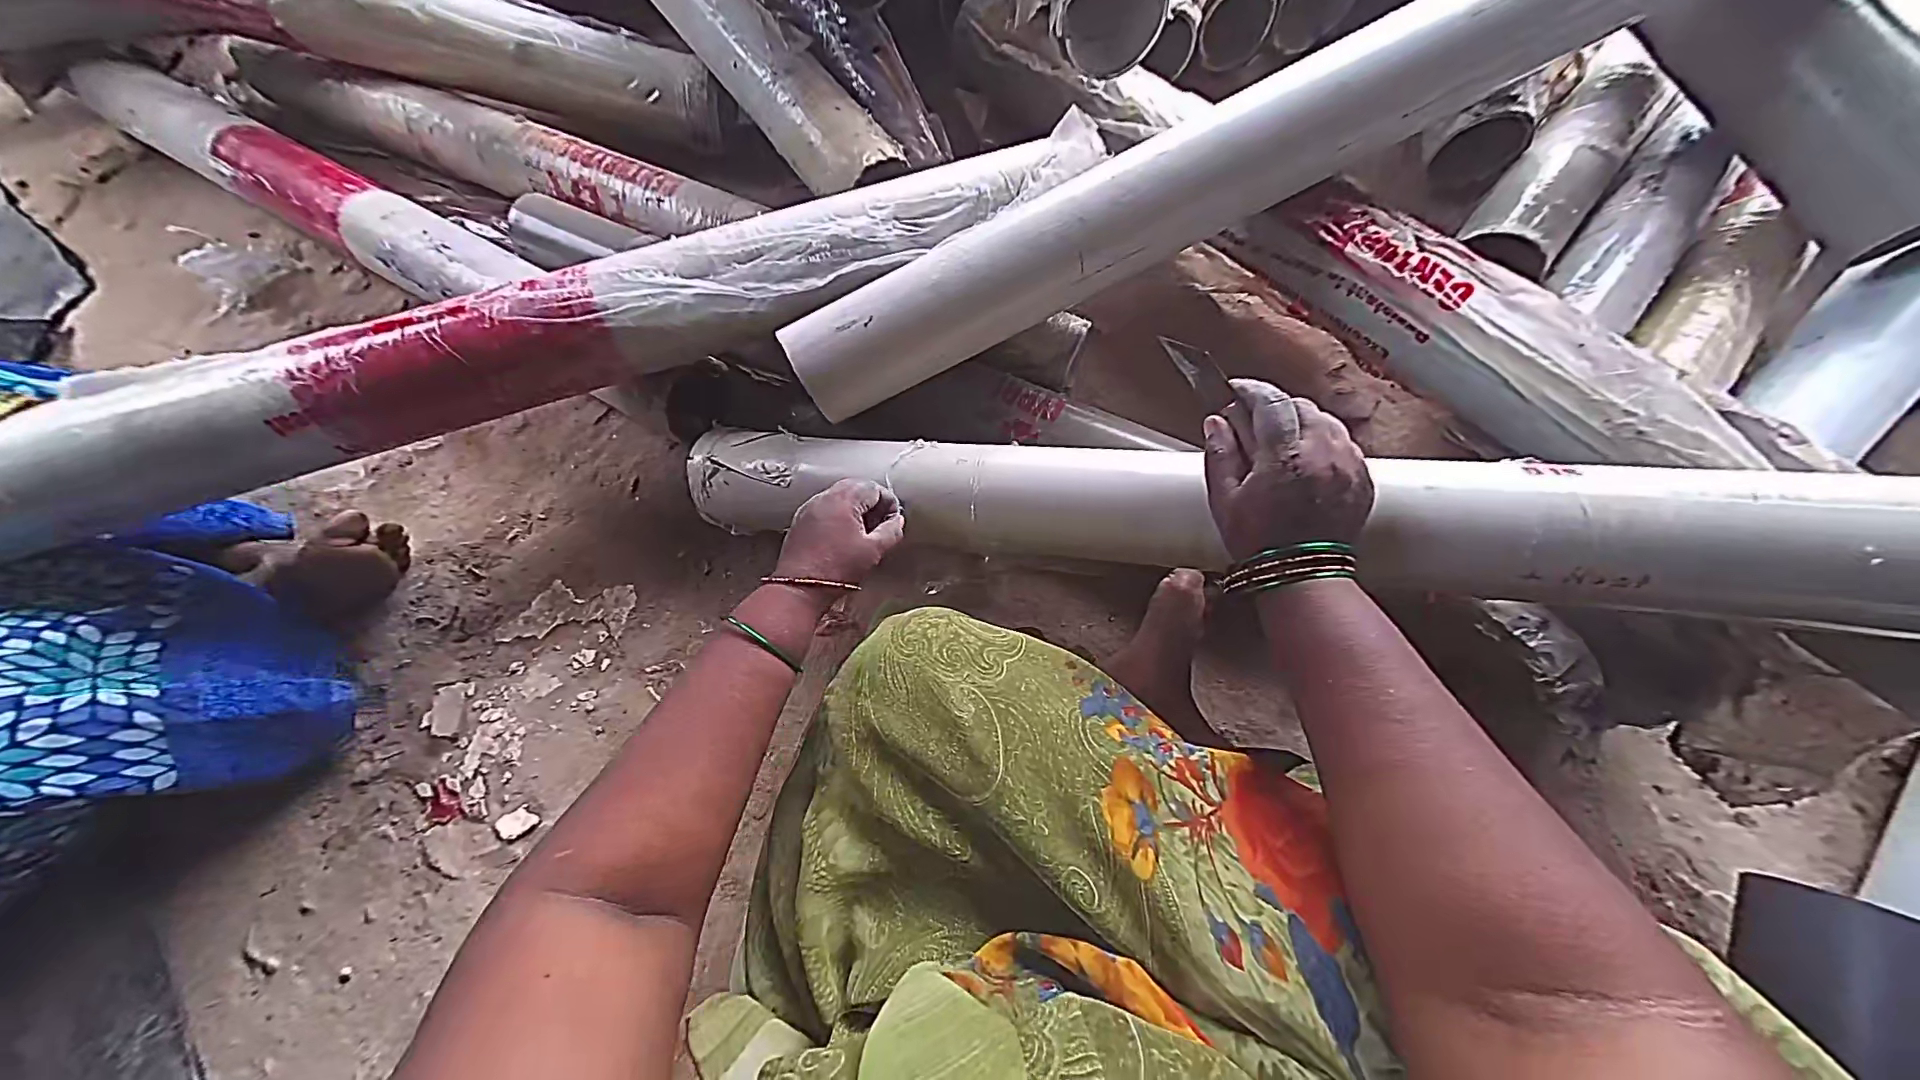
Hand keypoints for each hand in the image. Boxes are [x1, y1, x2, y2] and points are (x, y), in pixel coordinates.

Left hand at [774, 479, 905, 585]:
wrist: (800, 588)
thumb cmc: (837, 568)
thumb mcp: (873, 550)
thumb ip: (891, 531)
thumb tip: (897, 521)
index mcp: (843, 499)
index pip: (874, 488)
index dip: (889, 503)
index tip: (893, 521)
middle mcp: (824, 498)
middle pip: (855, 488)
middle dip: (872, 504)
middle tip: (880, 525)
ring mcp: (809, 508)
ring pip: (839, 497)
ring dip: (855, 509)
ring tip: (863, 533)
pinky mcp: (801, 521)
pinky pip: (826, 509)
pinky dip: (839, 516)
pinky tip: (844, 538)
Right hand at [1203, 379, 1373, 560]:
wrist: (1302, 574)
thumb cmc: (1259, 541)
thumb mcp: (1225, 499)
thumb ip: (1221, 454)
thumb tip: (1217, 422)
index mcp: (1285, 455)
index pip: (1270, 401)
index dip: (1250, 390)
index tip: (1237, 389)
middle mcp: (1323, 452)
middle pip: (1300, 406)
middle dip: (1275, 407)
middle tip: (1253, 422)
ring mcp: (1348, 464)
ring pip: (1325, 421)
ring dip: (1300, 422)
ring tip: (1279, 442)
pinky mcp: (1362, 478)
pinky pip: (1343, 444)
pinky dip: (1321, 442)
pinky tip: (1303, 461)